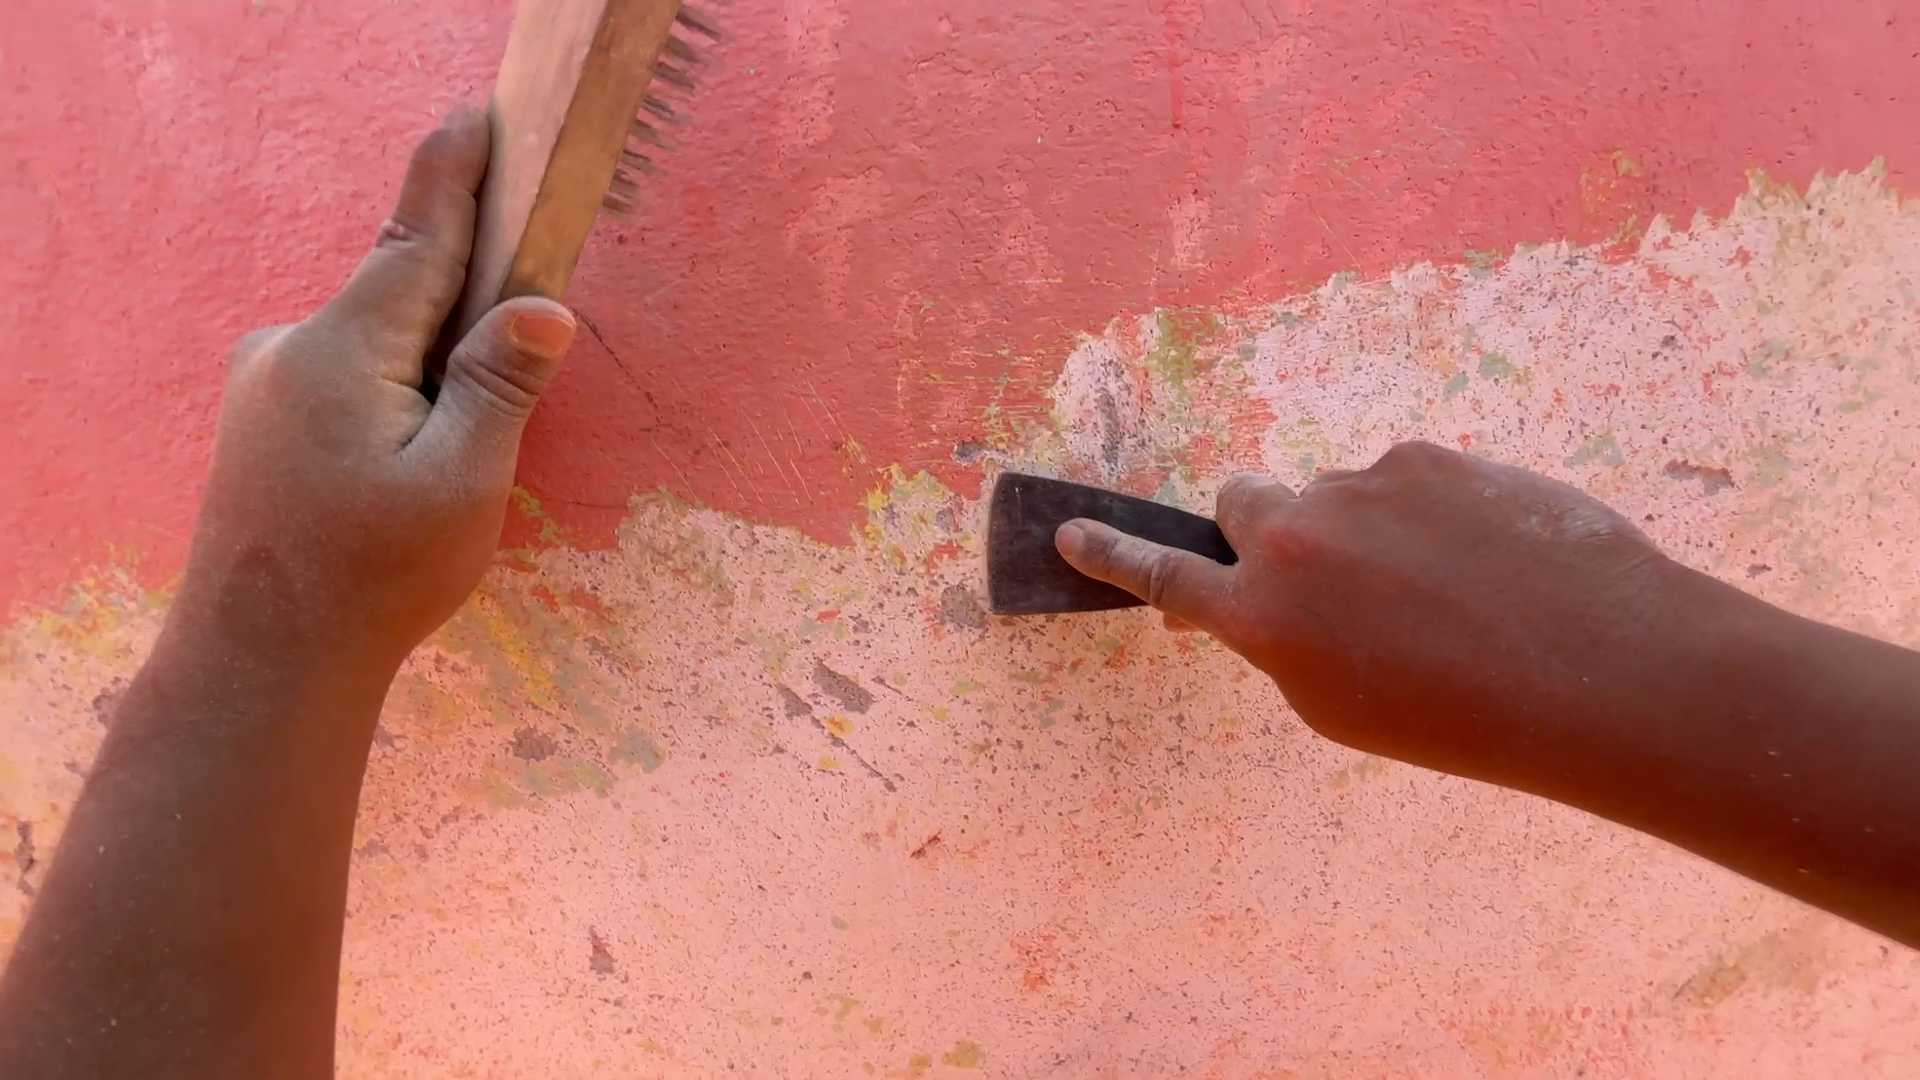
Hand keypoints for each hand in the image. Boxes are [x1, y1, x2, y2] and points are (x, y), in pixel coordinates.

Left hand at [176, 106, 575, 676]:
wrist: (273, 653)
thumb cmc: (382, 569)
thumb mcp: (463, 479)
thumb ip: (499, 385)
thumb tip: (543, 303)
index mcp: (344, 352)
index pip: (412, 241)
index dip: (452, 174)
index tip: (481, 116)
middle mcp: (295, 345)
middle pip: (402, 285)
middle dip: (469, 275)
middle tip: (531, 296)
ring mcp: (274, 379)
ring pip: (384, 331)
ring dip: (444, 339)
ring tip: (483, 405)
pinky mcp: (275, 413)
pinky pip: (360, 364)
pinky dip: (412, 370)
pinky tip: (432, 426)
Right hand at [1055, 442, 1696, 787]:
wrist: (1610, 676)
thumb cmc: (1456, 718)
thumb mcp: (1331, 703)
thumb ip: (1271, 640)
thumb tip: (1242, 596)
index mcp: (1260, 616)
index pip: (1159, 574)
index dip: (1109, 552)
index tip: (1068, 531)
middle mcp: (1288, 541)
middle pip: (1237, 499)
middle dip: (1259, 524)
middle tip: (1316, 562)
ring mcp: (1353, 488)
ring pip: (1326, 493)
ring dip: (1354, 525)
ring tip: (1436, 577)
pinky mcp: (1421, 456)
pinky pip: (1394, 477)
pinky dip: (1418, 508)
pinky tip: (1479, 548)